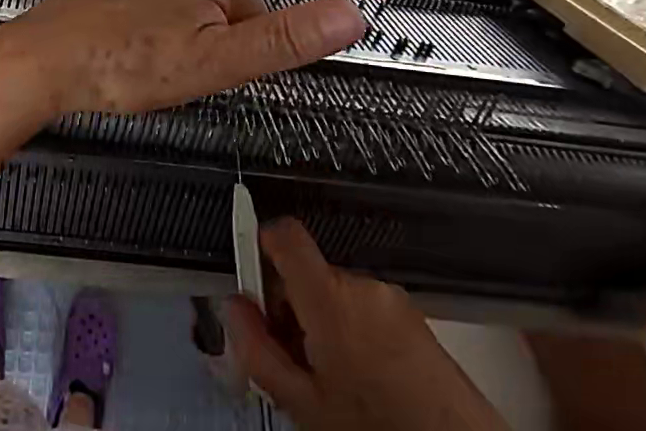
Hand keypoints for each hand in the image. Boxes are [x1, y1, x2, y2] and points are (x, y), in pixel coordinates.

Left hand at [0, 0, 364, 116]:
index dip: (242, 51)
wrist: (44, 62)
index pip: (253, 14)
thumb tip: (348, 15)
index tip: (224, 75)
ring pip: (179, 7)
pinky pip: (144, 6)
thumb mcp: (216, 63)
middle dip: (208, 43)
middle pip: (216, 8)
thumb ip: (282, 40)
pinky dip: (145, 29)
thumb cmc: (126, 65)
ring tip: (154, 70)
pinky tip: (128, 53)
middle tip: (183, 78)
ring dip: (176, 36)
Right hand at [226, 219, 509, 430]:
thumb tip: (236, 309)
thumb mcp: (302, 402)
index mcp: (331, 298)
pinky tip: (356, 375)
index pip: (286, 234)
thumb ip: (258, 349)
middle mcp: (362, 286)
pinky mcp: (409, 313)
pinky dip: (349, 328)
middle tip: (289, 354)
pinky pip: (363, 305)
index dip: (260, 241)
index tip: (250, 268)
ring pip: (334, 292)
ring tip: (328, 376)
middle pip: (307, 272)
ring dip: (320, 321)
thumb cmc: (380, 427)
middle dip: (290, 305)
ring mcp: (390, 298)